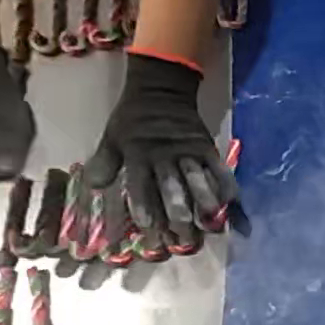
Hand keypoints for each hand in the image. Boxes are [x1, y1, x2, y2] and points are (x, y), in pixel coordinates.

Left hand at [85, 51, 236, 242]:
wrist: (162, 89)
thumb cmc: (134, 119)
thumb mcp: (112, 137)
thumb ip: (104, 163)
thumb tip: (93, 186)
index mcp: (138, 155)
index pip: (139, 184)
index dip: (143, 206)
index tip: (146, 227)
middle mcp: (163, 156)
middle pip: (172, 187)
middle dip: (178, 211)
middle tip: (182, 235)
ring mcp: (188, 152)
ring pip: (197, 180)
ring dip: (204, 202)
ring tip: (210, 223)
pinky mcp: (207, 148)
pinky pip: (219, 169)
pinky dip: (226, 187)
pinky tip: (231, 205)